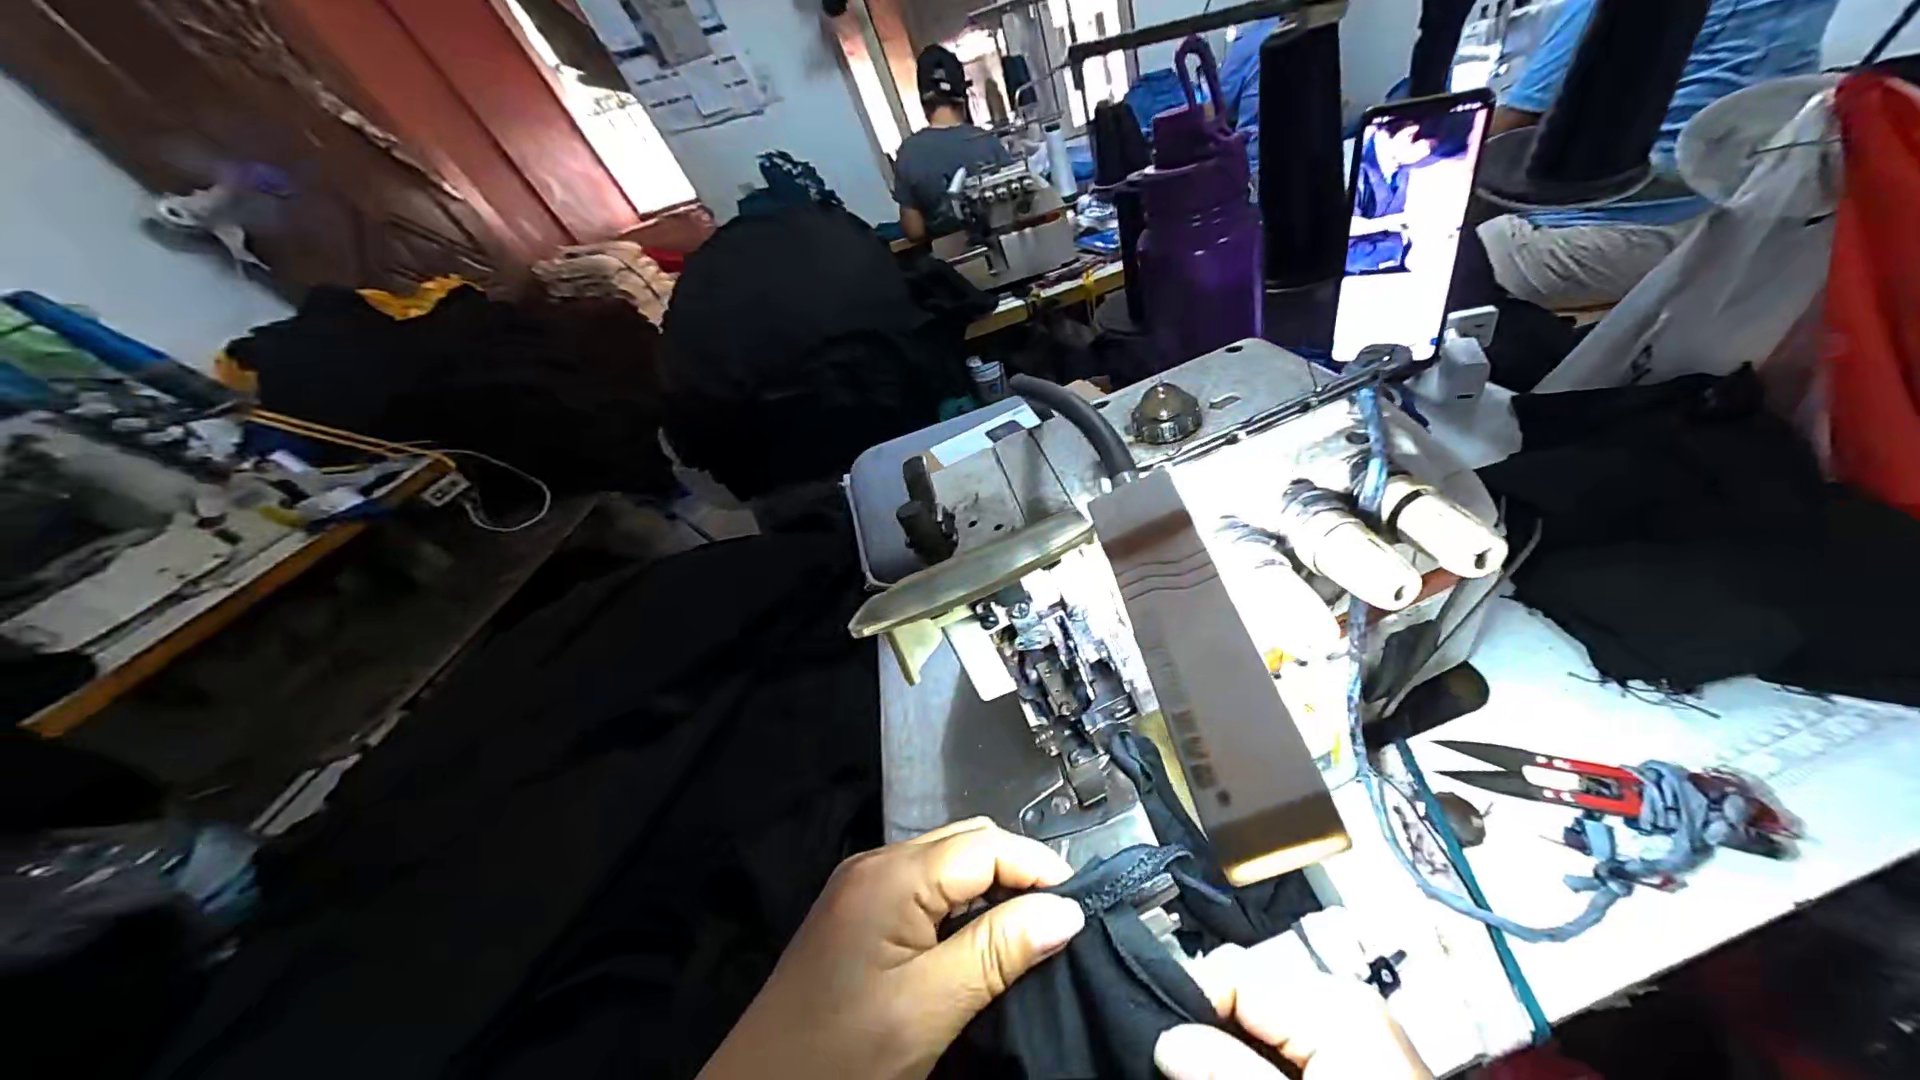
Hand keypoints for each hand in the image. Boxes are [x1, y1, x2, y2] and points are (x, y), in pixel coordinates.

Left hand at [698, 817, 1086, 1079]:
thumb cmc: (843, 1055)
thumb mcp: (929, 1007)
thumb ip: (998, 951)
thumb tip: (1066, 912)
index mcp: (892, 873)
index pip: (985, 844)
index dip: (1037, 867)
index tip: (1081, 906)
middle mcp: (877, 861)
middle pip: (966, 841)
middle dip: (1017, 870)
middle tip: (1057, 920)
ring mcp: (863, 881)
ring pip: (947, 859)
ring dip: (991, 884)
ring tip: (1027, 928)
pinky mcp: (857, 906)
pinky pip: (924, 882)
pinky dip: (961, 899)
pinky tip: (977, 934)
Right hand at [1155, 940, 1432, 1079]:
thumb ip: (1228, 1073)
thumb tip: (1166, 1038)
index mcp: (1334, 1004)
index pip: (1229, 974)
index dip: (1187, 1007)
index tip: (1157, 1050)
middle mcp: (1344, 1005)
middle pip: (1243, 995)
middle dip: (1209, 1033)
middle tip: (1182, 1074)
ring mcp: (1354, 1034)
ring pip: (1258, 1021)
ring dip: (1229, 1053)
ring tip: (1210, 1077)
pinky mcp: (1357, 1061)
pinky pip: (1285, 1045)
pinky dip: (1260, 1065)